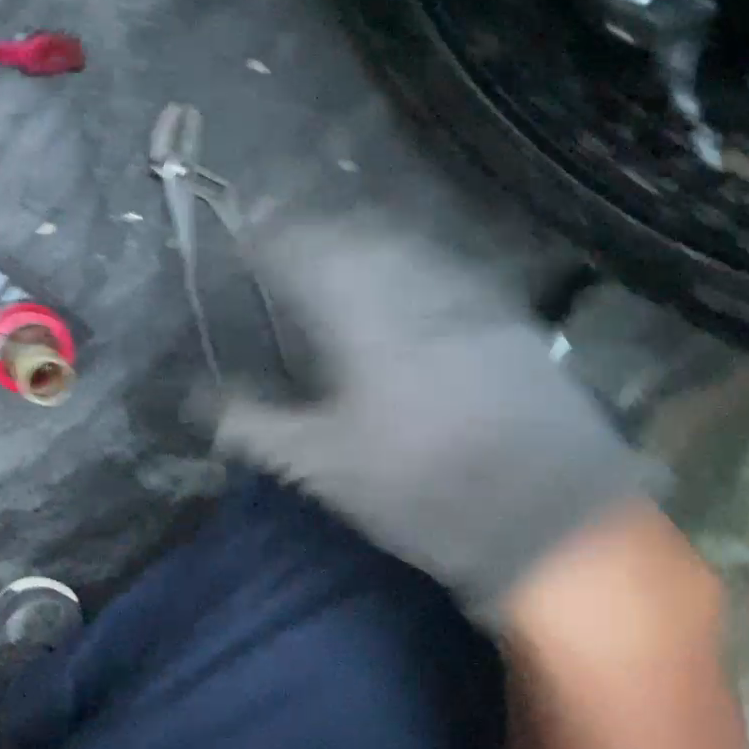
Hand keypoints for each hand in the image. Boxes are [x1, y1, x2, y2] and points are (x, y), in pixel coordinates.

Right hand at [213, 220, 658, 618]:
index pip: (305, 256)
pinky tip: (396, 288)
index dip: (270, 238)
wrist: (551, 519)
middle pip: (357, 240)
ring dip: (360, 243)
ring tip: (330, 250)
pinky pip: (441, 274)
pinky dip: (404, 268)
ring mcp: (471, 306)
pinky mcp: (506, 326)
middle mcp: (420, 296)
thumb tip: (197, 400)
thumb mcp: (319, 465)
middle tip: (281, 234)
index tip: (244, 229)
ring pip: (405, 252)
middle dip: (314, 231)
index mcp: (366, 321)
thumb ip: (252, 424)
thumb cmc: (419, 489)